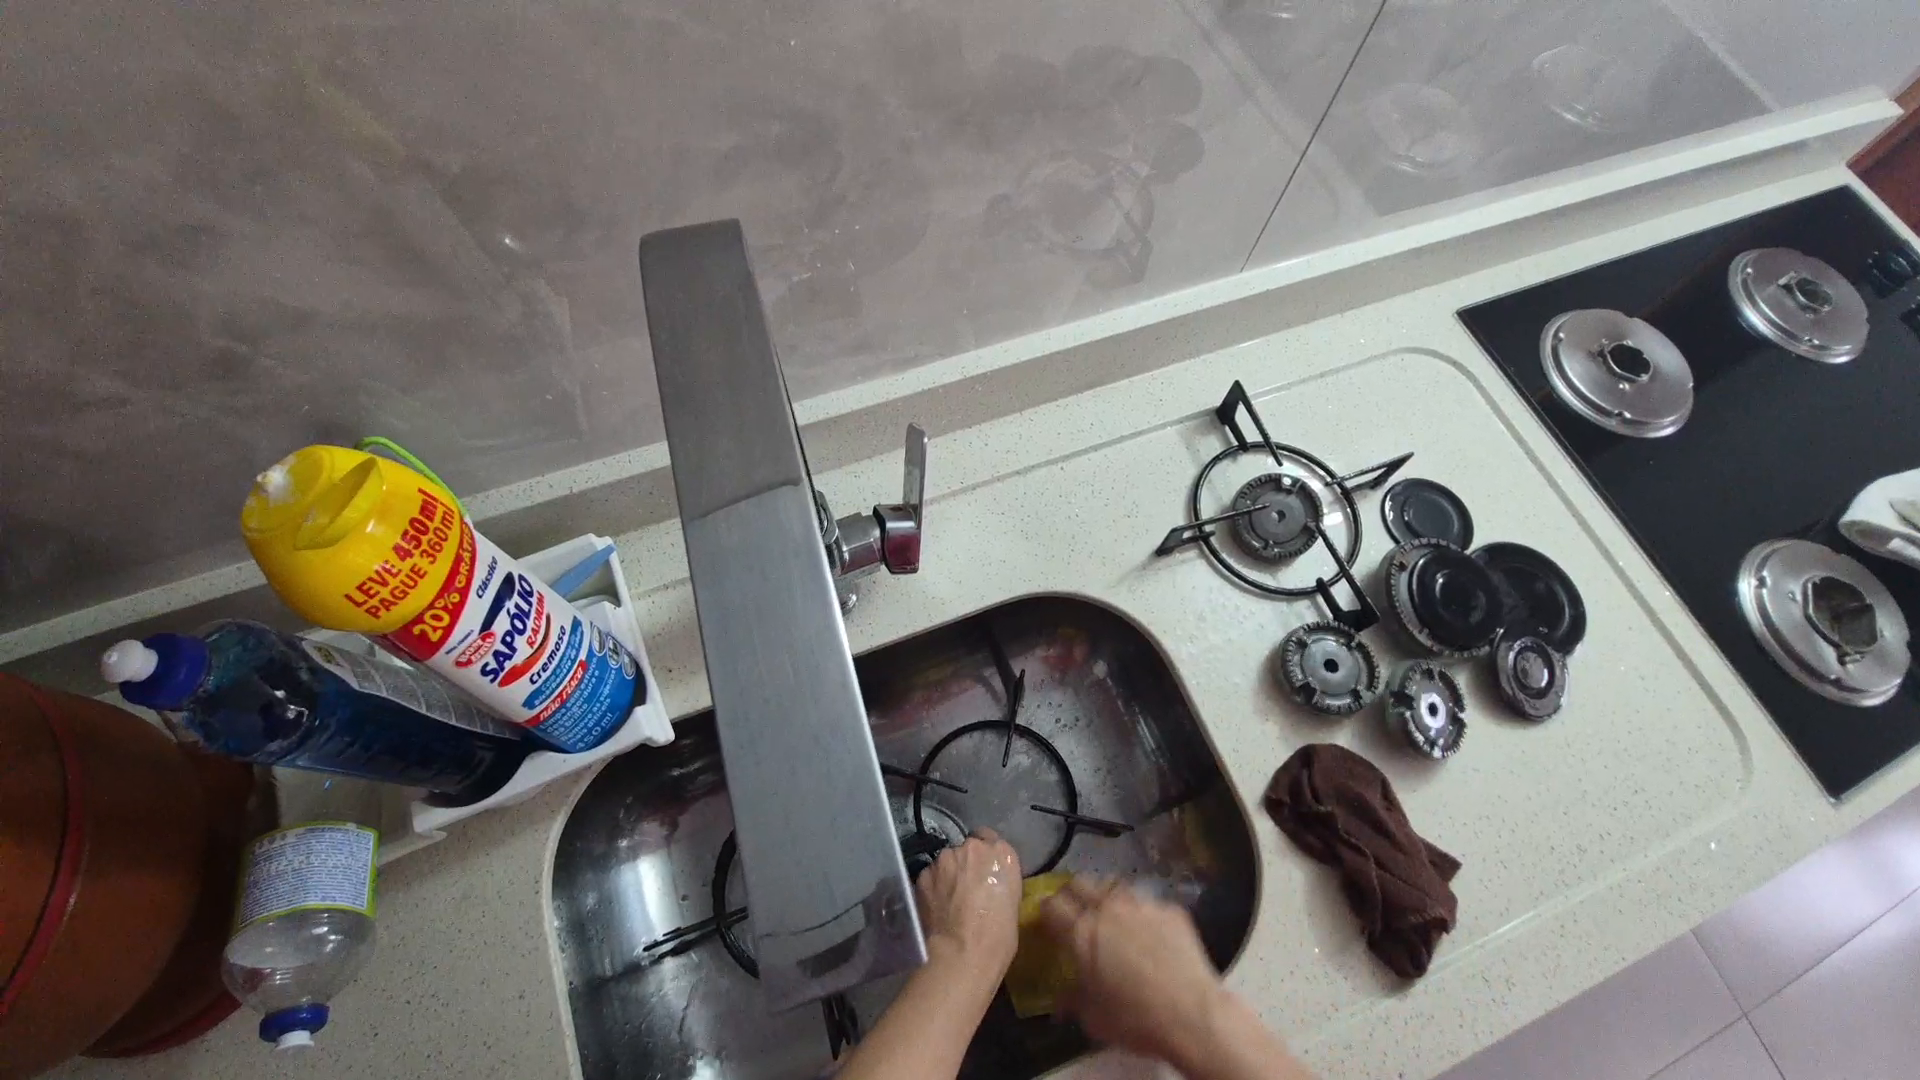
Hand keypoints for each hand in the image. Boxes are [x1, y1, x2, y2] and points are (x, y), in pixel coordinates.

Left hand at [915, 829, 1020, 984]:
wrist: (961, 956)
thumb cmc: (998, 939)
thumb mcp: (1012, 904)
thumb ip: (1000, 880)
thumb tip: (990, 882)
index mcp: (1002, 853)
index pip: (991, 839)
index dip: (986, 857)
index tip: (984, 871)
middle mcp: (973, 847)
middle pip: (968, 849)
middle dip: (967, 864)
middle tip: (967, 888)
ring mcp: (946, 858)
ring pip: (947, 861)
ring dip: (949, 874)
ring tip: (949, 900)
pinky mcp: (924, 873)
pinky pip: (931, 875)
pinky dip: (934, 886)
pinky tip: (936, 906)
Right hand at [1037, 878, 1229, 1071]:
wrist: (1193, 1016)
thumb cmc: (1136, 1020)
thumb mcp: (1094, 1019)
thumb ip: (1072, 1000)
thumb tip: (1061, 1000)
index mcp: (1082, 932)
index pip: (1051, 905)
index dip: (1046, 911)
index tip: (1047, 922)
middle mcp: (1107, 909)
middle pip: (1079, 883)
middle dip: (1072, 894)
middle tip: (1074, 912)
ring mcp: (1141, 904)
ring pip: (1113, 885)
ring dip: (1106, 896)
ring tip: (1110, 914)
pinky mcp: (1170, 909)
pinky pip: (1147, 903)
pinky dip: (1141, 913)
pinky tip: (1148, 932)